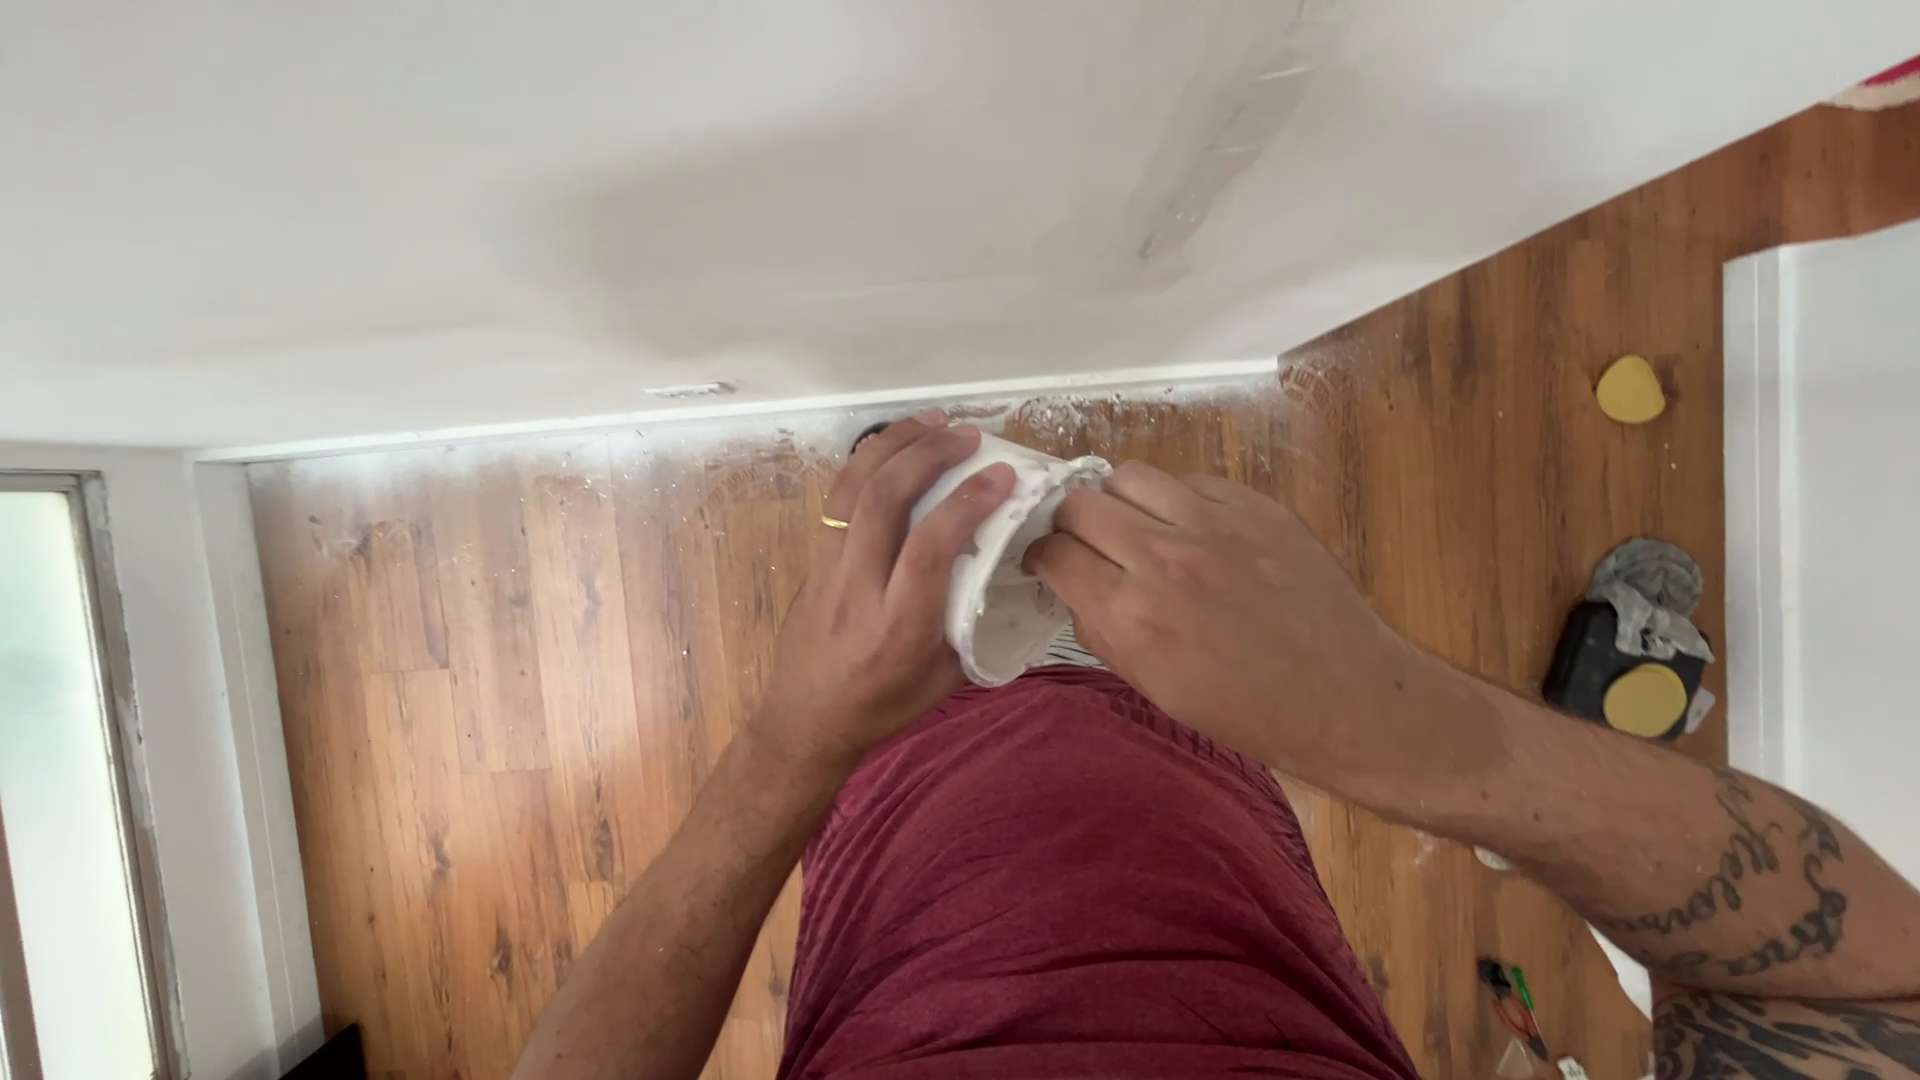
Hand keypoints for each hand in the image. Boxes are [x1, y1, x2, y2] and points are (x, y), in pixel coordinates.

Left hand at [749, 410, 1014, 770]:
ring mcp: (828, 569)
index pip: (929, 548)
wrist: (806, 720)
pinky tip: (894, 446)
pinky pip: (838, 498)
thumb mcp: (945, 678)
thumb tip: (1007, 568)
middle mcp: (858, 589)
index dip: (967, 503)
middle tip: (967, 434)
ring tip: (931, 421)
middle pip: (884, 501)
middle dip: (928, 456)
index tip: (1001, 476)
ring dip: (894, 445)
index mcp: (898, 627)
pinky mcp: (814, 558)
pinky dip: (868, 462)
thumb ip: (973, 621)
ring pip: (853, 490)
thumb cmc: (883, 705)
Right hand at [1024, 462, 1422, 779]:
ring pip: (1130, 476)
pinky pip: (1190, 480)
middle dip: (1069, 523)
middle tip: (1085, 542)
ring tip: (1134, 525)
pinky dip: (1176, 501)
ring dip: (1118, 500)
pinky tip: (1191, 529)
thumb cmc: (1240, 707)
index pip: (1056, 553)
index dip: (1041, 556)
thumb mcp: (1151, 684)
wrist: (1343, 695)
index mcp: (1132, 613)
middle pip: (1081, 504)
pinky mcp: (1255, 505)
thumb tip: (1072, 586)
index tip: (1047, 562)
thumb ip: (1099, 629)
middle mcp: (1163, 556)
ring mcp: (1213, 523)